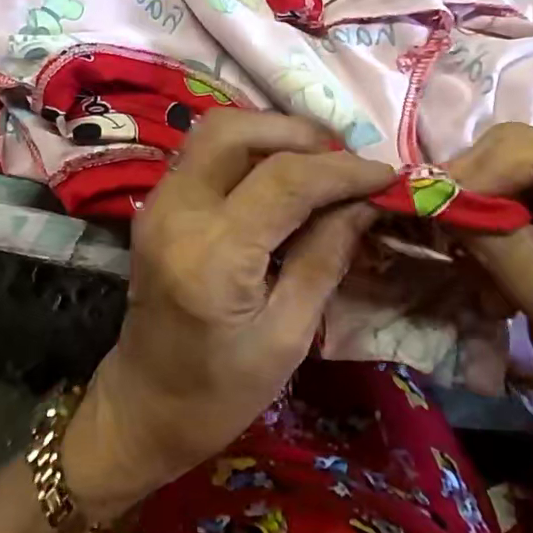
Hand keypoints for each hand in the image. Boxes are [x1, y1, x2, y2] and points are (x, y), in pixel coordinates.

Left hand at [62, 110, 396, 520]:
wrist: (145, 402)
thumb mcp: (288, 335)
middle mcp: (176, 212)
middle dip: (297, 133)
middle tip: (345, 161)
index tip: (387, 175)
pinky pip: (201, 154)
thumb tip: (363, 202)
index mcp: (212, 254)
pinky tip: (279, 176)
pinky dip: (245, 151)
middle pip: (234, 130)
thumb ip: (323, 257)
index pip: (284, 179)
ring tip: (319, 164)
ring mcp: (157, 203)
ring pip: (213, 132)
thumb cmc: (221, 390)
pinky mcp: (154, 205)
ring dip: (269, 134)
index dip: (341, 169)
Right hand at [445, 112, 532, 498]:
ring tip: (446, 226)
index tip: (456, 192)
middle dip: (491, 167)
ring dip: (485, 188)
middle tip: (435, 205)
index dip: (520, 155)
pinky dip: (490, 214)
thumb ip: (531, 273)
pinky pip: (532, 200)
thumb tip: (456, 208)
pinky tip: (470, 248)